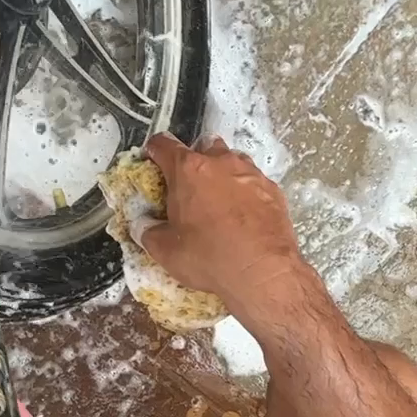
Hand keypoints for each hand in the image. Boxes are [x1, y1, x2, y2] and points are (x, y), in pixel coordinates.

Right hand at [136, 132, 323, 326]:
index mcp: (187, 171)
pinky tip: (243, 215)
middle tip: (189, 187)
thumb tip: (144, 226)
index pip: (163, 145)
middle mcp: (220, 163)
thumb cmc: (209, 257)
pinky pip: (253, 181)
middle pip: (202, 147)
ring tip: (218, 201)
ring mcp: (250, 173)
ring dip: (221, 174)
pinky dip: (245, 191)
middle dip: (194, 160)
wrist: (262, 271)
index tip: (152, 160)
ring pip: (232, 161)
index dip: (154, 151)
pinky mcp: (272, 189)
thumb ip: (149, 233)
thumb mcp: (166, 252)